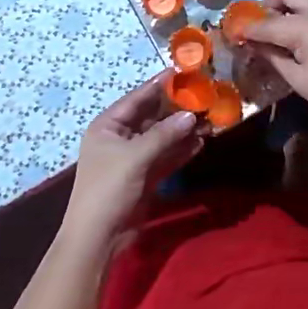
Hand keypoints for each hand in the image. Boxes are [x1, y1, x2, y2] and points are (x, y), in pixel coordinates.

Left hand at [63, 75, 202, 245]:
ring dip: (182, 131)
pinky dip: (181, 151)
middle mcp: (119, 138)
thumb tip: (191, 116)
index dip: (158, 85)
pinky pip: (165, 158)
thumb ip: (163, 135)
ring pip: (161, 138)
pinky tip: (201, 143)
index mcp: (107, 125)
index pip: (136, 98)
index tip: (181, 72)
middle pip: (151, 117)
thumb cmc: (108, 188)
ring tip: (209, 119)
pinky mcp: (144, 178)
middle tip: (203, 97)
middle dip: (175, 109)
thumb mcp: (135, 157)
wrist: (98, 237)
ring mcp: (132, 159)